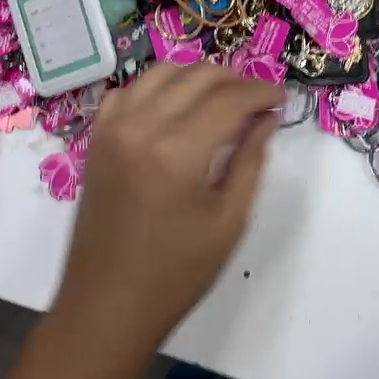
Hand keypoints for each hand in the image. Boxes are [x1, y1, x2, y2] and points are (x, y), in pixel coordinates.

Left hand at [53, 63, 279, 344]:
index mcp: (179, 151)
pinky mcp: (97, 137)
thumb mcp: (229, 221)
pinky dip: (158, 87)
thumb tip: (267, 117)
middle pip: (198, 75)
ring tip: (221, 98)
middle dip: (235, 80)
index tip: (281, 98)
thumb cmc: (176, 273)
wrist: (106, 306)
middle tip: (257, 101)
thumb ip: (251, 159)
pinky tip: (175, 108)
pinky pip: (130, 90)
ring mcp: (114, 128)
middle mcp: (142, 126)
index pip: (230, 98)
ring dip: (198, 76)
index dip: (262, 91)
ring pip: (164, 72)